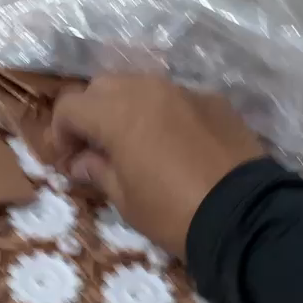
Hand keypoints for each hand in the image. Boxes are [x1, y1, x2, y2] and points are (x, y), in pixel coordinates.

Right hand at [49, 75, 265, 255]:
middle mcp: (148, 89)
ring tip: (132, 146)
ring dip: (126, 110)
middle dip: (90, 115)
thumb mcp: (125, 200)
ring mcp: (184, 91)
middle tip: (94, 150)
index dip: (59, 133)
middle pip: (102, 87)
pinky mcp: (213, 101)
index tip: (66, 161)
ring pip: (140, 86)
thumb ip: (97, 171)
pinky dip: (161, 115)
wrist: (243, 216)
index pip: (70, 106)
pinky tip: (172, 146)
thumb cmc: (172, 212)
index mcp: (117, 113)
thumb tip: (79, 161)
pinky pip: (175, 99)